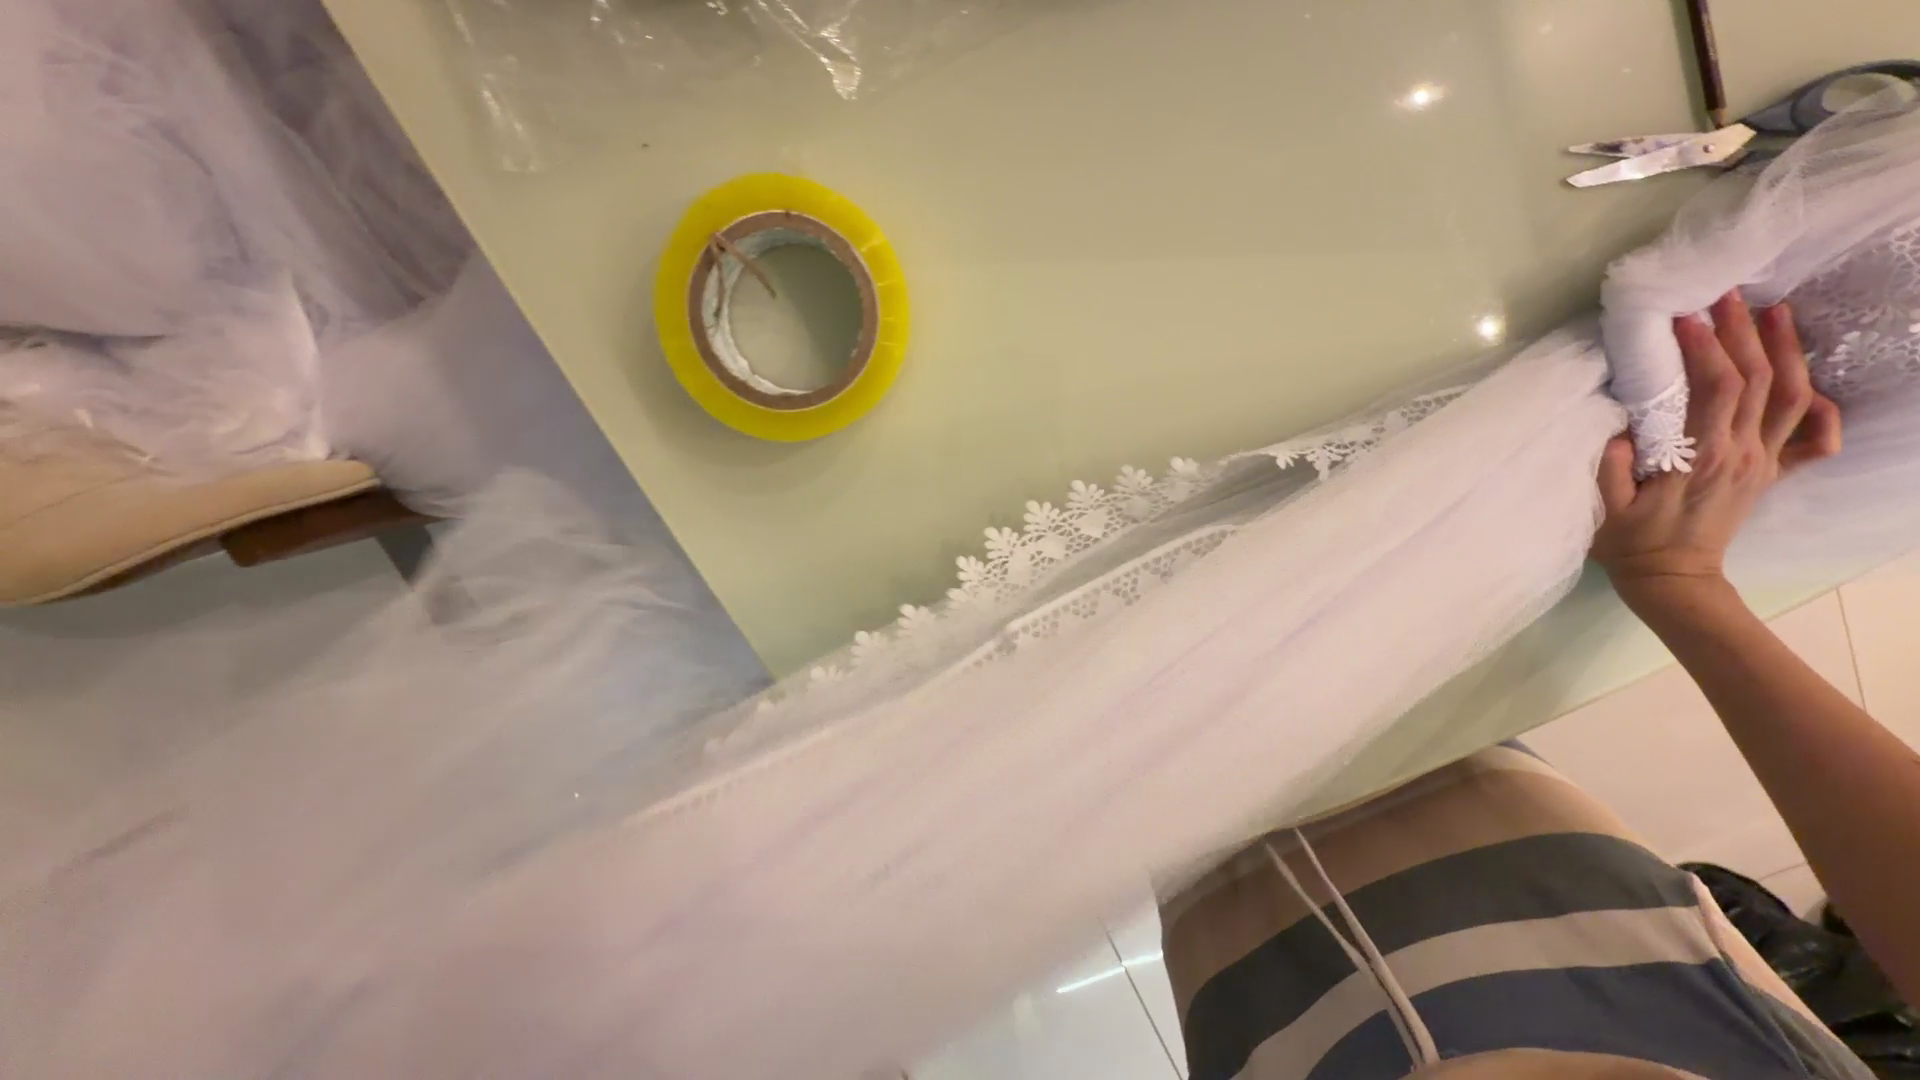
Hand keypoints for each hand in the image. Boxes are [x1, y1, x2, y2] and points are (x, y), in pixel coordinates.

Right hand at [1592, 291, 1842, 613]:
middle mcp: (1744, 453)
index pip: (1717, 388)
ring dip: (1786, 350)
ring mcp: (1763, 462)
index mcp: (1704, 458)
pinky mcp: (1769, 472)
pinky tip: (1808, 382)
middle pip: (1760, 381)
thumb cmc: (1630, 543)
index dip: (1706, 347)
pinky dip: (1822, 406)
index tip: (1685, 318)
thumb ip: (1614, 465)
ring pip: (1793, 396)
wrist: (1673, 580)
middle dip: (1744, 333)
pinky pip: (1813, 436)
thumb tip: (1622, 428)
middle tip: (1729, 297)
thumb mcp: (1606, 506)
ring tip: (1775, 313)